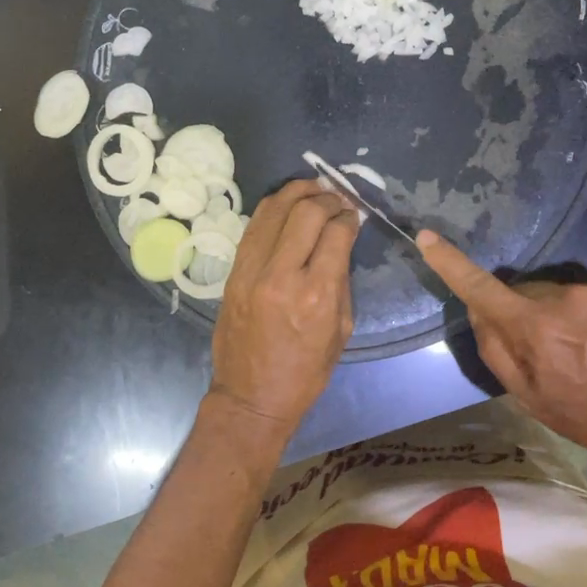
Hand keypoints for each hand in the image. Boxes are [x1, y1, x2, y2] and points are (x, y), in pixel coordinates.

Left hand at [209, 179, 360, 430]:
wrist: (252, 396)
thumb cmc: (305, 373)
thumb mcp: (341, 330)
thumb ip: (341, 280)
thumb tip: (341, 241)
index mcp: (317, 294)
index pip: (336, 232)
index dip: (349, 216)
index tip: (354, 214)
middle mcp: (282, 276)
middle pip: (305, 212)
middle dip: (326, 198)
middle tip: (336, 199)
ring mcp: (251, 273)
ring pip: (273, 211)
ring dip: (296, 194)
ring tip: (312, 191)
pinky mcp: (232, 275)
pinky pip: (252, 229)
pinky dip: (271, 211)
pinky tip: (285, 207)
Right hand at [416, 229, 586, 478]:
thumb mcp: (532, 400)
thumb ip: (498, 353)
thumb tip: (480, 315)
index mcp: (535, 327)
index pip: (480, 288)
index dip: (450, 264)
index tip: (427, 238)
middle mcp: (569, 297)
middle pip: (529, 295)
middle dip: (528, 316)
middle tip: (551, 355)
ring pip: (570, 295)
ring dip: (570, 316)